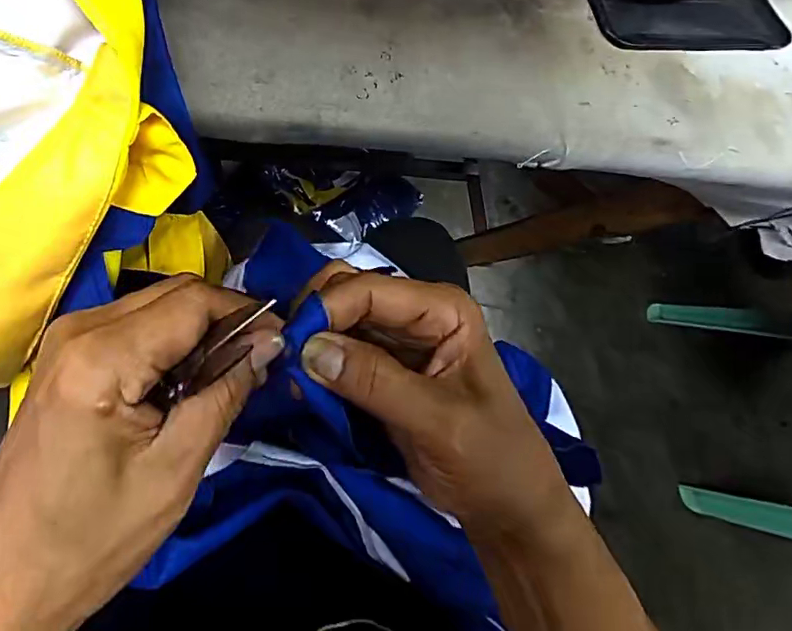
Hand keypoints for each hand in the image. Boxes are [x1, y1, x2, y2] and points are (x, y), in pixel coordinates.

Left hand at [0, 276, 283, 630]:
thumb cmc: (89, 537)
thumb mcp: (174, 470)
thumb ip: (227, 392)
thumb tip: (270, 341)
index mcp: (101, 356)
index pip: (195, 301)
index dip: (246, 313)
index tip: (279, 341)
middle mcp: (80, 328)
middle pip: (179, 293)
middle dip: (226, 319)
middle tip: (257, 359)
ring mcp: (68, 336)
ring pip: (162, 302)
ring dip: (201, 328)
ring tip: (225, 373)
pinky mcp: (68, 351)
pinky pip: (139, 320)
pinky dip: (174, 339)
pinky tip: (185, 378)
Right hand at [295, 264, 579, 540]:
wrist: (508, 502)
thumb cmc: (489, 457)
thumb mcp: (437, 421)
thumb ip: (375, 382)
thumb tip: (309, 349)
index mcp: (443, 308)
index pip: (371, 288)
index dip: (327, 309)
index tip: (288, 347)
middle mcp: (419, 311)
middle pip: (351, 291)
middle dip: (314, 317)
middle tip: (283, 358)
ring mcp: (401, 338)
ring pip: (341, 318)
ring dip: (312, 340)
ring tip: (287, 375)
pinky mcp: (385, 367)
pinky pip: (343, 350)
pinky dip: (319, 363)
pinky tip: (303, 386)